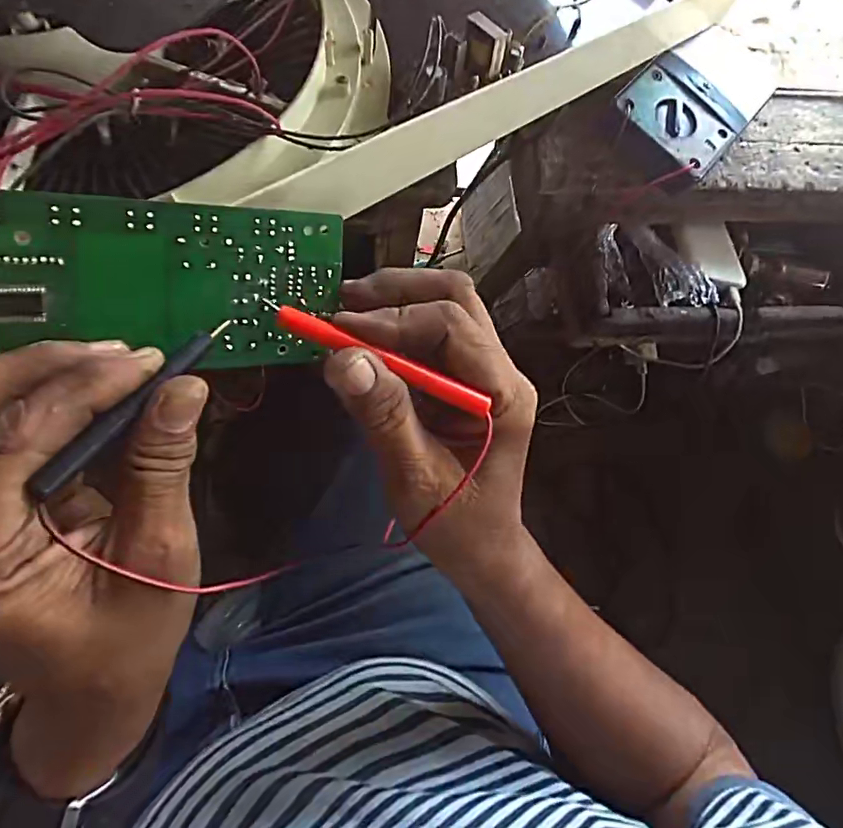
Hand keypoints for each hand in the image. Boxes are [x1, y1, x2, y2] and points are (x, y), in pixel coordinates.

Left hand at [0, 340, 209, 796]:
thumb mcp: (159, 554)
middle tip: (116, 354)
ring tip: (108, 363)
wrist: (93, 691)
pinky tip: (89, 391)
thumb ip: (162, 466)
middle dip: (36, 370)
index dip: (78, 392)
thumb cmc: (130, 639)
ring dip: (32, 377)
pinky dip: (35, 400)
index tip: (147, 363)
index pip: (6, 449)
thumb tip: (183, 387)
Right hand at [319, 269, 538, 575]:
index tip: (338, 330)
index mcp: (504, 392)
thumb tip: (343, 358)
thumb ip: (385, 416)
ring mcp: (486, 371)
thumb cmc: (457, 525)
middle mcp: (501, 370)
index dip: (393, 319)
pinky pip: (433, 335)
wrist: (484, 549)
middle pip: (457, 299)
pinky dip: (395, 328)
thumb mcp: (415, 478)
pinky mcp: (464, 378)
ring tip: (345, 312)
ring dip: (396, 302)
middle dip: (398, 292)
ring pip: (448, 307)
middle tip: (342, 302)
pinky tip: (361, 338)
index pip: (453, 324)